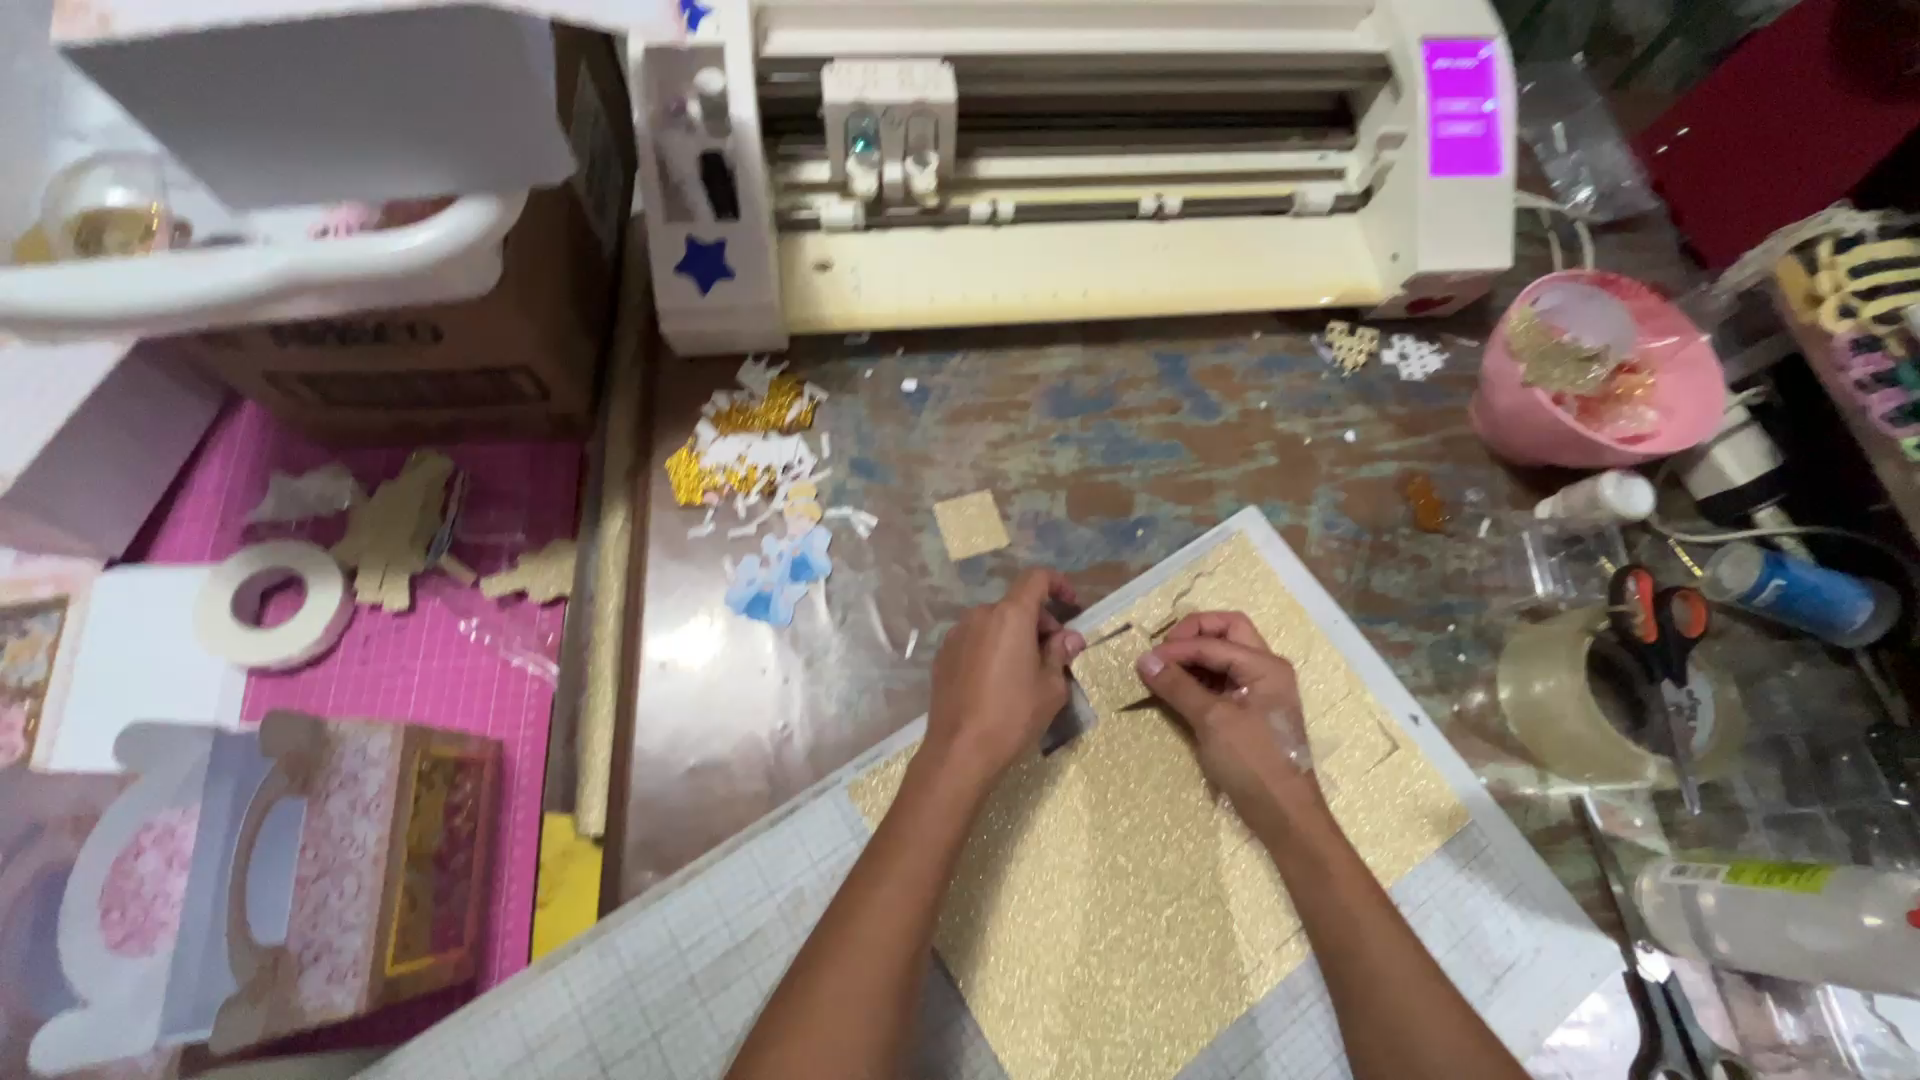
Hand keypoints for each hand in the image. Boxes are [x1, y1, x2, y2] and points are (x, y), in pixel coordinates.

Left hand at [925, 568, 1085, 787]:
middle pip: (1016, 605)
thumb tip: (1069, 638)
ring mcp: (956, 635)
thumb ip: (1060, 654)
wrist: (960, 749)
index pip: (1036, 579)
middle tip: (1054, 655)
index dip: (1058, 584)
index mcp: (1009, 616)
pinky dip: (992, 649)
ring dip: (1014, 636)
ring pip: (994, 623)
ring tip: (1026, 672)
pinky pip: (975, 640)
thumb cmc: (1013, 715)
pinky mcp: (943, 655)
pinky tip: (997, 682)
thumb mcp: (1050, 687)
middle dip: (1039, 622)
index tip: (1072, 605)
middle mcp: (979, 616)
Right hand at [1134, 612, 1323, 818]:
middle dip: (1192, 634)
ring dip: (1193, 655)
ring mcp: (1259, 689)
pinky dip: (1197, 677)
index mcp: (1265, 666)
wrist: (1283, 814)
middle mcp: (1266, 669)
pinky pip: (1221, 678)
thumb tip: (1144, 659)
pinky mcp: (1248, 709)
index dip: (1177, 648)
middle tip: (1163, 650)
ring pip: (1223, 653)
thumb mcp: (1212, 721)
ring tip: (1163, 669)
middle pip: (1226, 631)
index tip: (1145, 661)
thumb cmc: (1253, 763)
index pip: (1213, 641)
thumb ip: (1178, 686)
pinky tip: (1175, 688)